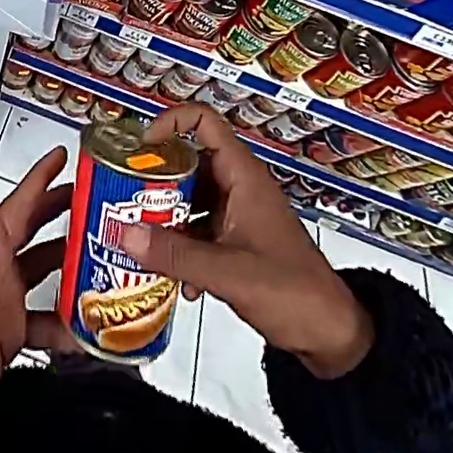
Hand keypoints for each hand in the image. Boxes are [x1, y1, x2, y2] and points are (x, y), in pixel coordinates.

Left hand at [0, 147, 69, 446]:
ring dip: (71, 259)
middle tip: (95, 196)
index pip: (11, 212)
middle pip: (31, 231)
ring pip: (42, 268)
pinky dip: (65, 318)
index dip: (37, 181)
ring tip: (103, 252)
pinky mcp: (7, 332)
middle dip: (61, 209)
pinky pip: (44, 316)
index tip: (61, 156)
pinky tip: (85, 327)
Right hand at [120, 106, 372, 378]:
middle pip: (190, 163)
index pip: (206, 123)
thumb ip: (175, 254)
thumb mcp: (227, 271)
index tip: (142, 147)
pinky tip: (177, 281)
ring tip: (140, 242)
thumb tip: (124, 235)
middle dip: (157, 181)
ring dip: (167, 219)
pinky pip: (200, 228)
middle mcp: (239, 186)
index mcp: (243, 175)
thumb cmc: (290, 290)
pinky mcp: (238, 239)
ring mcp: (239, 212)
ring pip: (192, 199)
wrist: (328, 330)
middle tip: (125, 200)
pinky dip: (184, 246)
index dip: (172, 122)